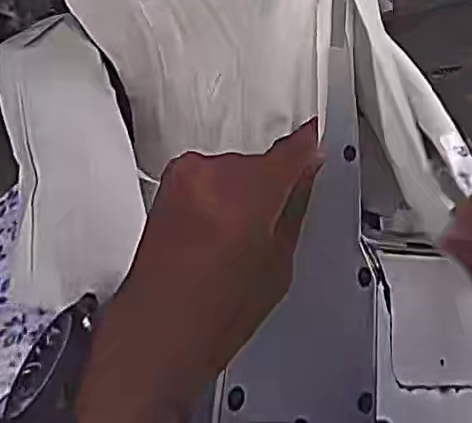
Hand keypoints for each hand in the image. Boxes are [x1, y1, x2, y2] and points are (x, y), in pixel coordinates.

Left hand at [73, 121, 322, 422]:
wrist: (156, 332)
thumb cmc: (211, 315)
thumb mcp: (278, 267)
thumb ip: (296, 206)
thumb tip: (306, 174)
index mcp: (254, 192)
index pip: (293, 149)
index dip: (309, 144)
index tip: (315, 140)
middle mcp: (219, 174)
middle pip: (262, 162)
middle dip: (269, 184)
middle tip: (264, 227)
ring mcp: (191, 173)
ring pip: (235, 166)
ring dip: (238, 189)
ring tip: (230, 237)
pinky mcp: (172, 178)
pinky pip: (209, 172)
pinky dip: (215, 191)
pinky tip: (211, 230)